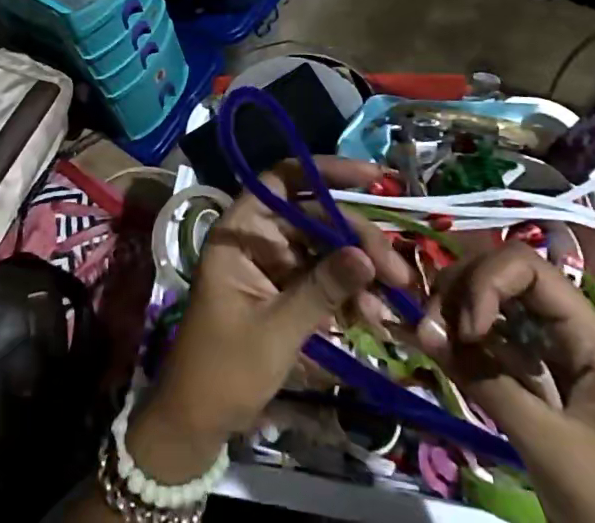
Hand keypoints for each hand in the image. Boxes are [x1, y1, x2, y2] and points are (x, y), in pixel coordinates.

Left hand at [128, 157, 412, 482]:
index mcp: (240, 234)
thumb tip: (367, 256)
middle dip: (357, 238)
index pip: (283, 180)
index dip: (325, 171)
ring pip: (326, 249)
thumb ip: (322, 289)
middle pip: (315, 217)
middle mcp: (258, 240)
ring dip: (360, 270)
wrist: (197, 423)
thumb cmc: (223, 371)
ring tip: (396, 297)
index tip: (371, 177)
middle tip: (396, 270)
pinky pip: (324, 279)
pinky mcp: (287, 292)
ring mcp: (274, 266)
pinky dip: (349, 293)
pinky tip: (375, 316)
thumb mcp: (276, 330)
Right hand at [415, 243, 594, 522]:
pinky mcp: (538, 378)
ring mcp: (552, 352)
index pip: (526, 267)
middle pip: (505, 276)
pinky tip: (444, 352)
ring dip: (457, 312)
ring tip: (432, 342)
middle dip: (462, 291)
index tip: (465, 330)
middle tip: (429, 331)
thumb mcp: (553, 447)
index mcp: (589, 332)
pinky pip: (495, 341)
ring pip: (495, 304)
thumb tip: (426, 333)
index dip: (486, 283)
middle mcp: (569, 328)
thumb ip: (491, 385)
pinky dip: (464, 340)